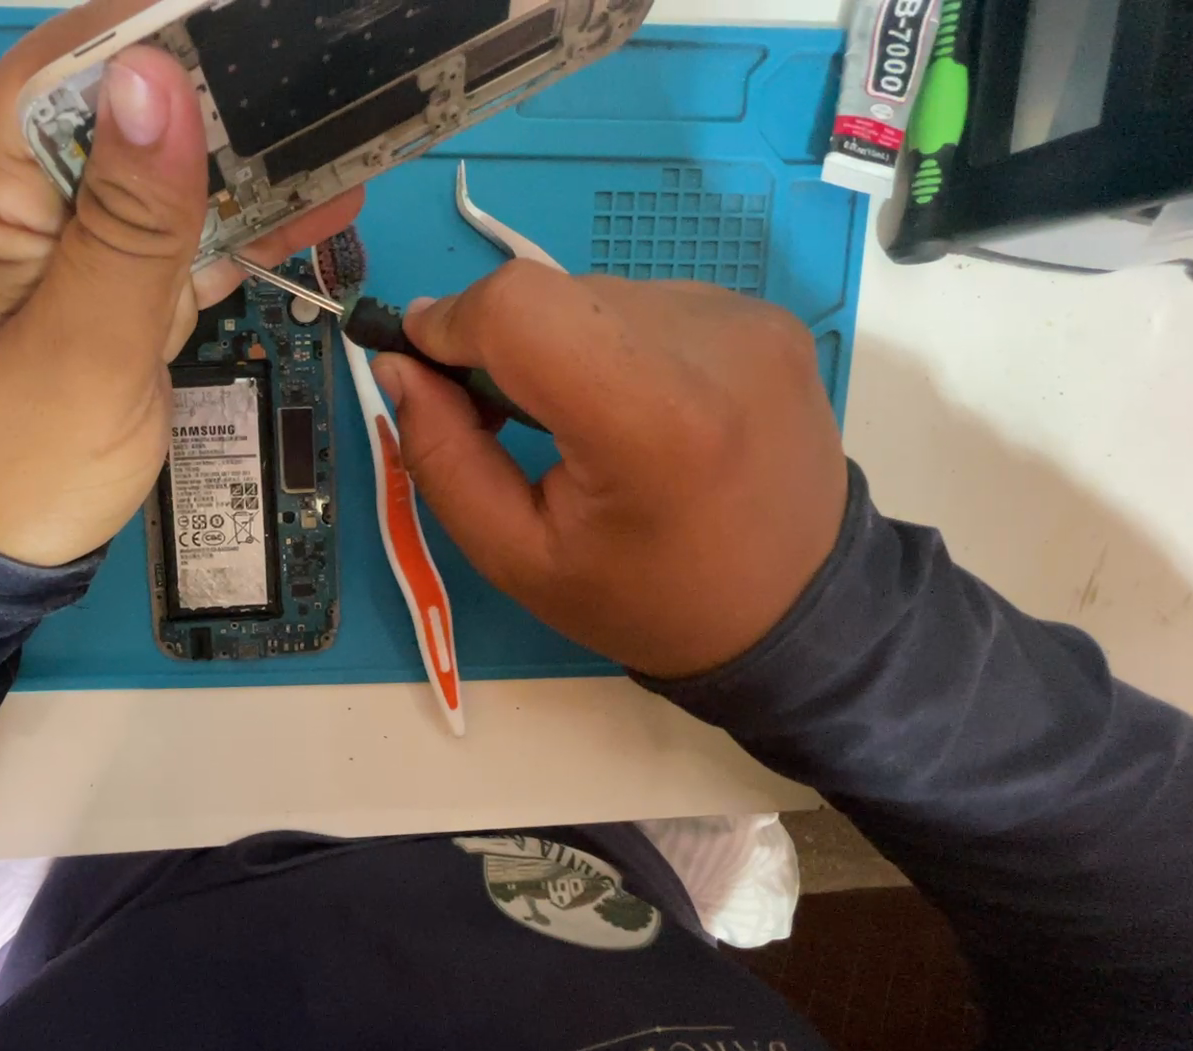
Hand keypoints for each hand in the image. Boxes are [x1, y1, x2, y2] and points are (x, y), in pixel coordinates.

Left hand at [0, 2, 361, 566]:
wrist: (3, 547)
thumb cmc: (22, 461)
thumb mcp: (81, 347)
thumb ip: (127, 224)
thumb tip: (158, 78)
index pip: (82, 59)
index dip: (179, 36)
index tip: (282, 32)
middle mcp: (28, 188)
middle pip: (138, 107)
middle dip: (233, 97)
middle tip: (340, 87)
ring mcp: (76, 237)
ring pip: (174, 172)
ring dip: (255, 162)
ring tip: (352, 138)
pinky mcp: (115, 282)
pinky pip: (185, 236)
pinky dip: (245, 227)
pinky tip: (316, 209)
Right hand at [374, 263, 847, 678]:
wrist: (794, 612)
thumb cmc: (642, 600)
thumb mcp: (515, 557)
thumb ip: (440, 458)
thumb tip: (398, 366)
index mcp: (649, 420)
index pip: (520, 306)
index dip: (453, 322)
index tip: (421, 361)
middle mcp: (710, 344)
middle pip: (551, 297)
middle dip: (497, 344)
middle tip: (488, 415)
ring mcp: (747, 321)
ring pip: (593, 296)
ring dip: (553, 345)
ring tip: (566, 420)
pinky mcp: (765, 318)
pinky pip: (643, 305)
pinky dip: (605, 343)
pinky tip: (624, 406)